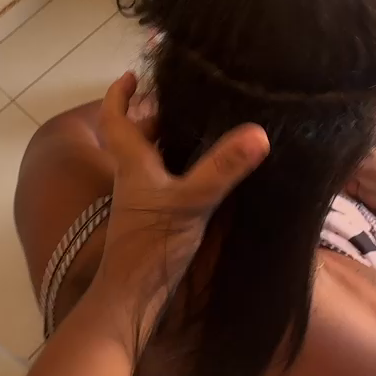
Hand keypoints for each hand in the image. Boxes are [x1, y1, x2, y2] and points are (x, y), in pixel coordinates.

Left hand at [83, 72, 267, 357]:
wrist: (132, 301)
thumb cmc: (150, 246)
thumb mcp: (191, 201)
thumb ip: (223, 168)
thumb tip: (258, 132)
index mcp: (132, 164)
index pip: (116, 119)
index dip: (120, 94)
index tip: (133, 74)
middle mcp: (135, 178)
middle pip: (139, 137)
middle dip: (158, 115)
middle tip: (191, 98)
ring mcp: (145, 201)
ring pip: (156, 160)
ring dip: (174, 142)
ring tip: (210, 126)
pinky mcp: (158, 221)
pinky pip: (170, 182)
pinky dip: (186, 170)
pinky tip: (214, 173)